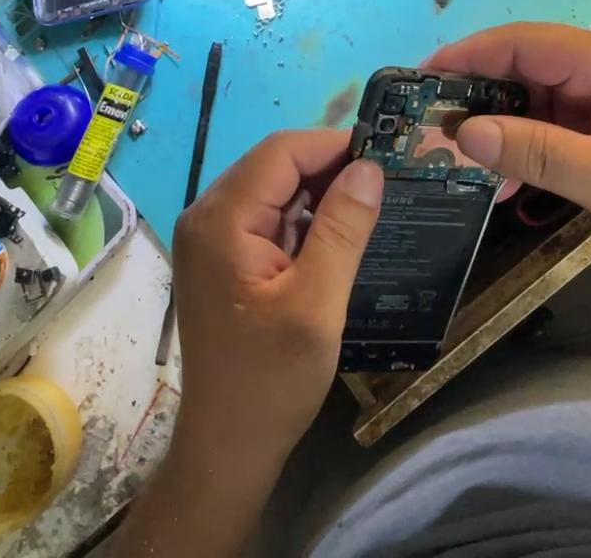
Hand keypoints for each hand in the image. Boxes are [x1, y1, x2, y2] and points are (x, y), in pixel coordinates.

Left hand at [171, 129, 383, 464]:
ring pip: (271, 188)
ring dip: (316, 191)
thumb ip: (342, 230)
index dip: (332, 145)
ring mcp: (210, 237)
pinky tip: (336, 233)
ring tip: (368, 203)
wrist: (227, 444)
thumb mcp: (317, 304)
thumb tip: (369, 168)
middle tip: (383, 181)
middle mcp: (206, 216)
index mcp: (221, 220)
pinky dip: (301, 217)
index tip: (384, 155)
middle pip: (273, 165)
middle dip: (327, 166)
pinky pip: (264, 216)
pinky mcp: (221, 257)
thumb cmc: (271, 380)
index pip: (280, 152)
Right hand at [427, 22, 590, 289]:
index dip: (469, 55)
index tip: (420, 80)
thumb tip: (464, 132)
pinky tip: (503, 180)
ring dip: (501, 128)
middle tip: (429, 129)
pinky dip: (529, 150)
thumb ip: (538, 152)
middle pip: (529, 67)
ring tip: (455, 158)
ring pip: (540, 101)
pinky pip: (560, 129)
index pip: (526, 41)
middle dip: (478, 95)